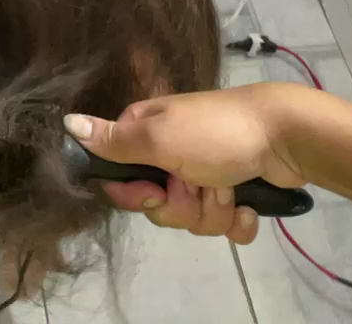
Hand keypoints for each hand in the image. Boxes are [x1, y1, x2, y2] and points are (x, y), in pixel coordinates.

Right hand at [64, 82, 311, 243]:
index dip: (137, 194)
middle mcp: (170, 152)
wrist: (284, 136)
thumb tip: (67, 124)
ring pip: (192, 219)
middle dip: (182, 206)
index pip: (121, 178)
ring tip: (230, 190)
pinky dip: (238, 220)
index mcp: (146, 134)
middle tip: (199, 185)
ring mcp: (203, 172)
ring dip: (213, 213)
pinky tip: (248, 206)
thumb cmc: (214, 133)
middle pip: (159, 205)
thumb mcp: (158, 138)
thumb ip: (113, 140)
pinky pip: (225, 226)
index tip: (155, 190)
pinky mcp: (234, 190)